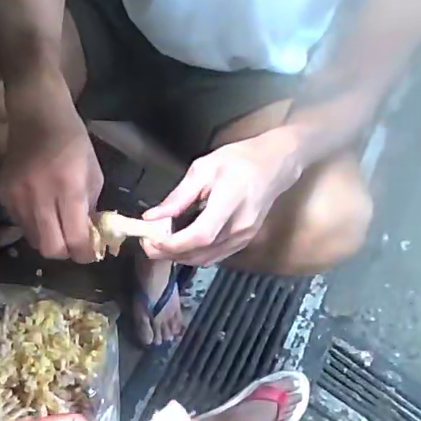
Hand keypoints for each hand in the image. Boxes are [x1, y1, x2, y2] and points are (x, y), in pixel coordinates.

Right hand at [0, 99, 102, 262]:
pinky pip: (20, 225)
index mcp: (68, 188)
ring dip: (50, 240)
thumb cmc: (73, 143)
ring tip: (59, 227)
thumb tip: (89, 238)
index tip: (90, 253)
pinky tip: (43, 212)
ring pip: (33, 240)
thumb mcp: (94, 175)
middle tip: (74, 244)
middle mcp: (40, 195)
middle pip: (50, 248)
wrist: (36, 114)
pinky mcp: (2, 194)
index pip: (74, 239)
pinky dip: (35, 227)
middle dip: (66, 252)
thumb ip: (91, 210)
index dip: (84, 254)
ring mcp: (17, 195)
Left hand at [142, 127, 305, 266]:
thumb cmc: (239, 161)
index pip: (200, 235)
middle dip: (170, 254)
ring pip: (206, 259)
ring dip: (180, 258)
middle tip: (147, 244)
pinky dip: (194, 256)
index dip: (173, 243)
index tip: (150, 239)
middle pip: (201, 253)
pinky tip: (180, 245)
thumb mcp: (203, 168)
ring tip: (160, 245)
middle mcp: (239, 227)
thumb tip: (153, 216)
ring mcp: (244, 238)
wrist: (273, 167)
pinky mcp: (244, 243)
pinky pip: (215, 257)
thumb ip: (178, 196)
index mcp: (230, 202)